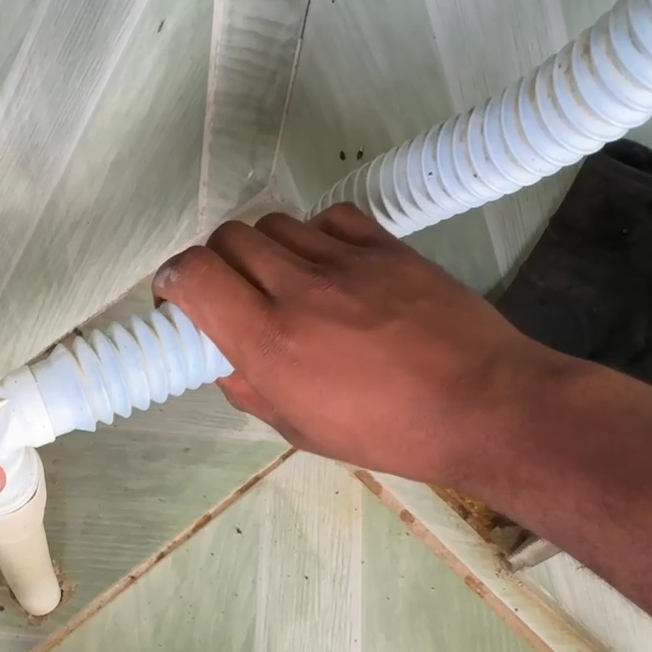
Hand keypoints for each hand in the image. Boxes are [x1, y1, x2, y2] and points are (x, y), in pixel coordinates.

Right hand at [154, 203, 573, 485]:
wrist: (480, 406)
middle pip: (228, 239)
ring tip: (277, 281)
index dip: (171, 279)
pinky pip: (327, 218)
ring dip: (259, 249)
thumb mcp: (298, 429)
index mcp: (270, 344)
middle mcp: (298, 291)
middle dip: (211, 263)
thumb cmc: (383, 433)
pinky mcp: (386, 245)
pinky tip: (323, 265)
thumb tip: (224, 360)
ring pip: (273, 224)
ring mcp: (345, 261)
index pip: (196, 276)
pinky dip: (309, 235)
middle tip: (223, 292)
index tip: (173, 297)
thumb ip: (249, 389)